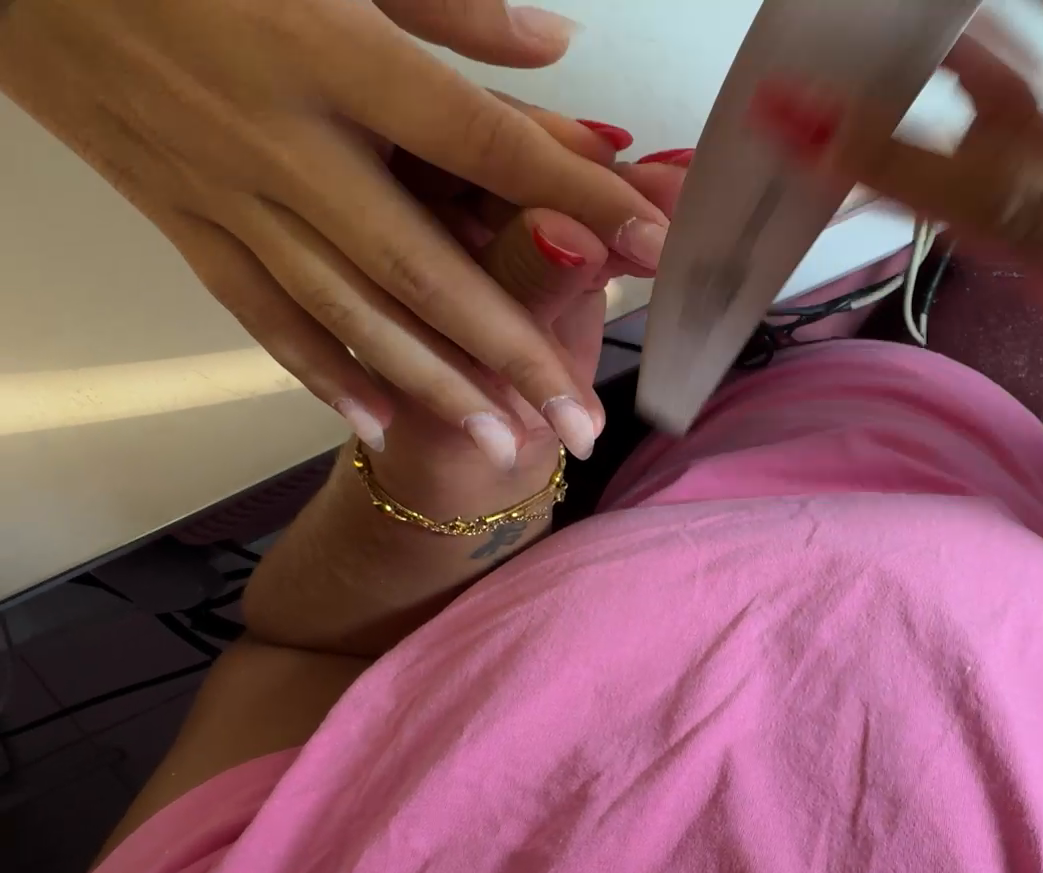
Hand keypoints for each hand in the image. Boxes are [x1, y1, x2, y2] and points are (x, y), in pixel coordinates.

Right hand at [0, 0, 670, 451]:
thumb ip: (450, 9)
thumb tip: (562, 50)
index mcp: (335, 57)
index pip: (491, 148)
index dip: (580, 199)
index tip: (654, 247)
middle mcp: (285, 142)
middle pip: (429, 271)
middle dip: (517, 356)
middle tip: (583, 423)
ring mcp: (221, 186)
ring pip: (350, 309)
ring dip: (435, 386)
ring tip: (507, 444)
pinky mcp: (172, 210)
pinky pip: (253, 307)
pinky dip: (318, 367)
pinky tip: (375, 421)